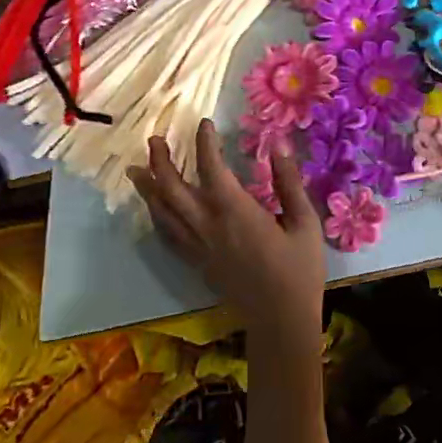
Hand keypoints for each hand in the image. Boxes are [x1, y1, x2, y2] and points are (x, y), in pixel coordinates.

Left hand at [130, 119, 325, 345]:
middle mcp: (209, 226)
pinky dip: (157, 219)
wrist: (281, 319)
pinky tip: (154, 211)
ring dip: (149, 189)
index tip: (205, 123)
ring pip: (163, 213)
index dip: (205, 143)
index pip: (212, 168)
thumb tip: (279, 145)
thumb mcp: (305, 222)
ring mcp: (199, 248)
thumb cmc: (299, 269)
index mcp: (236, 211)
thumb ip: (289, 182)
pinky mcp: (198, 264)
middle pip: (174, 189)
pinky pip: (168, 237)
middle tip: (153, 140)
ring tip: (136, 169)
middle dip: (161, 162)